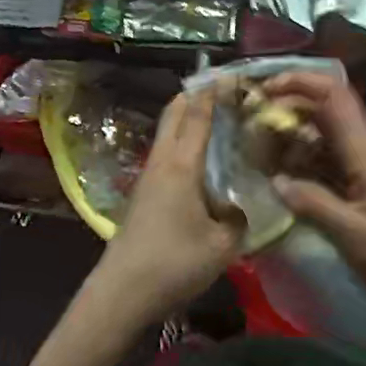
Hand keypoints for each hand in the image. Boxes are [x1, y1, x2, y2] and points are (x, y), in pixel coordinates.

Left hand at [93, 88, 245, 320]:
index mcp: (181, 165)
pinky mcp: (143, 190)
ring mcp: (148, 174)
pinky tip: (198, 155)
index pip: (198, 115)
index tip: (233, 75)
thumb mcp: (222, 245)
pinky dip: (181, 138)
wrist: (122, 290)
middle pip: (174, 112)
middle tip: (223, 89)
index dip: (215, 92)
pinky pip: (165, 150)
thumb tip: (242, 205)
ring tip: (215, 115)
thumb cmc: (174, 263)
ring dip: (186, 115)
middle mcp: (162, 160)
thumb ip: (238, 219)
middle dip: (196, 93)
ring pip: (167, 130)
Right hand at [264, 72, 365, 321]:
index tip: (264, 90)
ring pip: (327, 137)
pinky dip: (305, 162)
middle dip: (288, 107)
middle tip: (251, 124)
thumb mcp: (358, 239)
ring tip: (260, 150)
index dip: (298, 82)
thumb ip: (315, 206)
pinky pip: (332, 163)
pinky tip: (287, 181)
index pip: (333, 96)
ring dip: (294, 135)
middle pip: (326, 110)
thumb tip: (276, 181)